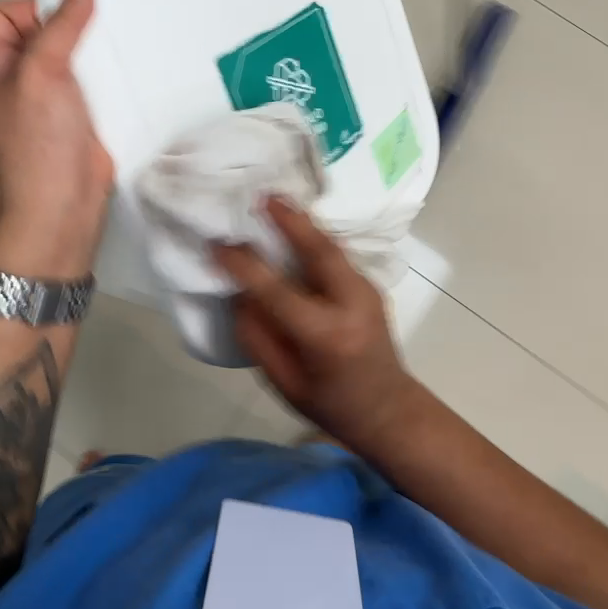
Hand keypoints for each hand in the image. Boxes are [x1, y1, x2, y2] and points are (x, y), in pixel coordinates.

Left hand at [0, 0, 113, 279]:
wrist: (62, 204)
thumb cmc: (37, 144)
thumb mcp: (42, 72)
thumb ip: (60, 25)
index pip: (4, 15)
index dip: (34, 6)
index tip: (68, 11)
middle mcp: (14, 80)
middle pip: (41, 32)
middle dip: (70, 24)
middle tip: (99, 20)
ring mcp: (46, 99)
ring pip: (69, 55)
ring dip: (92, 48)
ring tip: (116, 42)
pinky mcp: (76, 115)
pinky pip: (89, 80)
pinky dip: (106, 71)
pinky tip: (125, 67)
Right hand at [212, 197, 419, 446]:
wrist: (390, 412)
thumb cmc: (331, 405)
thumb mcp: (283, 382)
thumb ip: (258, 336)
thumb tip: (240, 294)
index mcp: (325, 335)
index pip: (277, 290)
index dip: (244, 265)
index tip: (218, 245)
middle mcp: (351, 304)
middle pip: (319, 251)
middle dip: (290, 221)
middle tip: (262, 196)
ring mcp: (368, 292)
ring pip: (333, 248)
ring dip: (304, 224)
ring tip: (276, 202)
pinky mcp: (372, 287)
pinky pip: (339, 256)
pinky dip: (316, 239)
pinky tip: (297, 230)